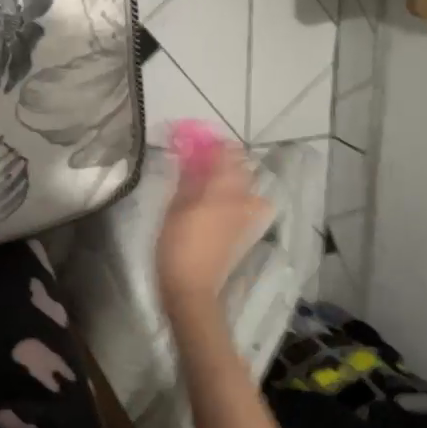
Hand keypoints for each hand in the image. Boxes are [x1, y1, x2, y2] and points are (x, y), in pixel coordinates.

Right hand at [156, 149, 274, 310]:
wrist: (193, 288)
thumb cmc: (177, 244)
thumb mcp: (176, 206)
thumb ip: (188, 178)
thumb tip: (191, 155)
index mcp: (222, 189)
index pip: (227, 152)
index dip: (213, 142)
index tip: (194, 139)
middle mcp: (242, 199)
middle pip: (242, 166)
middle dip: (224, 158)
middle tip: (199, 159)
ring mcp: (249, 216)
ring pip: (249, 185)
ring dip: (233, 177)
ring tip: (212, 180)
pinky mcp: (248, 231)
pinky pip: (251, 203)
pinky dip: (240, 195)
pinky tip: (222, 202)